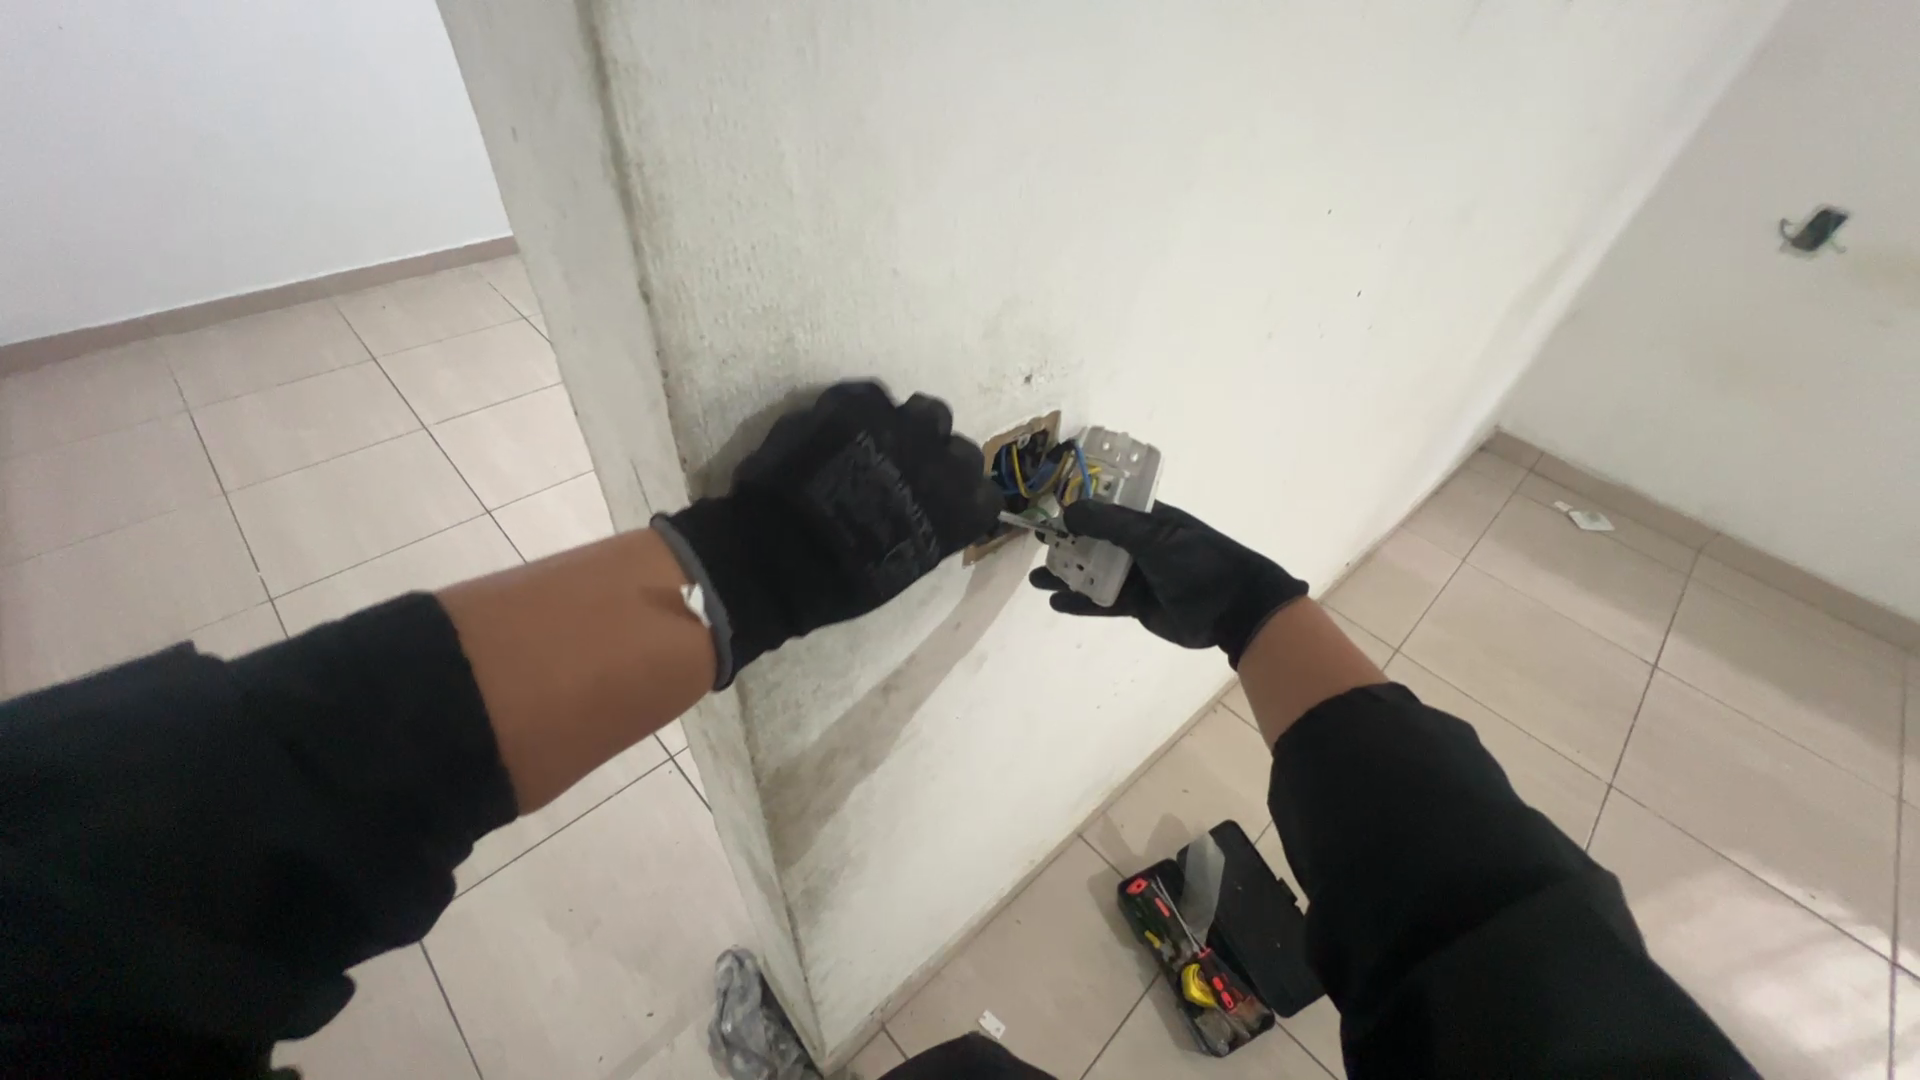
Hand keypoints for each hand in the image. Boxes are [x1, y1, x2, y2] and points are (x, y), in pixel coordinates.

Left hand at [655, 381, 1001, 686]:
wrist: (776, 555)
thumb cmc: (842, 581)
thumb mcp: (907, 564)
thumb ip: (929, 526)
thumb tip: (925, 507)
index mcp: (960, 508)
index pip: (983, 491)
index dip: (961, 496)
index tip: (939, 504)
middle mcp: (942, 460)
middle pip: (958, 446)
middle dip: (936, 457)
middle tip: (906, 472)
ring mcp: (900, 426)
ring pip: (924, 411)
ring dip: (907, 428)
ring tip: (877, 445)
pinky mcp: (856, 402)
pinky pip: (871, 397)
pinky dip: (861, 413)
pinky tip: (839, 434)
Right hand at [1030, 501, 1306, 666]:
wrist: (1233, 607)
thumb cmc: (1197, 561)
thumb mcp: (1153, 536)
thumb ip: (1109, 524)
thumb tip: (1067, 511)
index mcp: (1146, 518)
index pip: (1105, 507)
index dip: (1076, 507)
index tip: (1047, 509)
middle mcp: (1138, 544)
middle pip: (1092, 542)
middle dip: (1064, 544)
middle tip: (1037, 546)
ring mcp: (1136, 575)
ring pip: (1092, 573)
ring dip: (1066, 576)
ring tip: (1037, 580)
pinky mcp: (1135, 604)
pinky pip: (1101, 601)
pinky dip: (1080, 602)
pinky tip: (1056, 603)